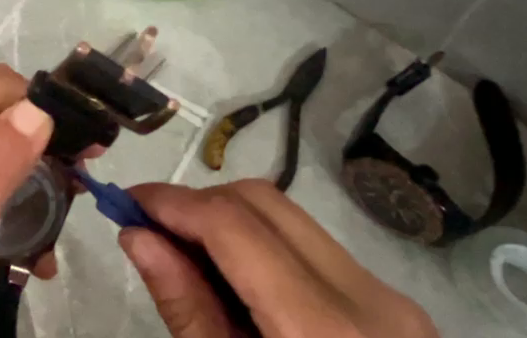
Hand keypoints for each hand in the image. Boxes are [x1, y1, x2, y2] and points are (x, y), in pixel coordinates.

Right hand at [120, 180, 439, 337]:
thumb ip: (188, 311)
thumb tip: (137, 236)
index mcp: (326, 331)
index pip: (232, 223)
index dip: (170, 202)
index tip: (124, 203)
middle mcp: (372, 299)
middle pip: (262, 203)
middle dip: (198, 204)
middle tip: (152, 230)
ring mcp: (396, 305)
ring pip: (291, 220)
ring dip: (230, 222)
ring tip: (190, 259)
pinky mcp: (403, 314)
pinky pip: (317, 251)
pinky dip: (265, 249)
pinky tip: (241, 287)